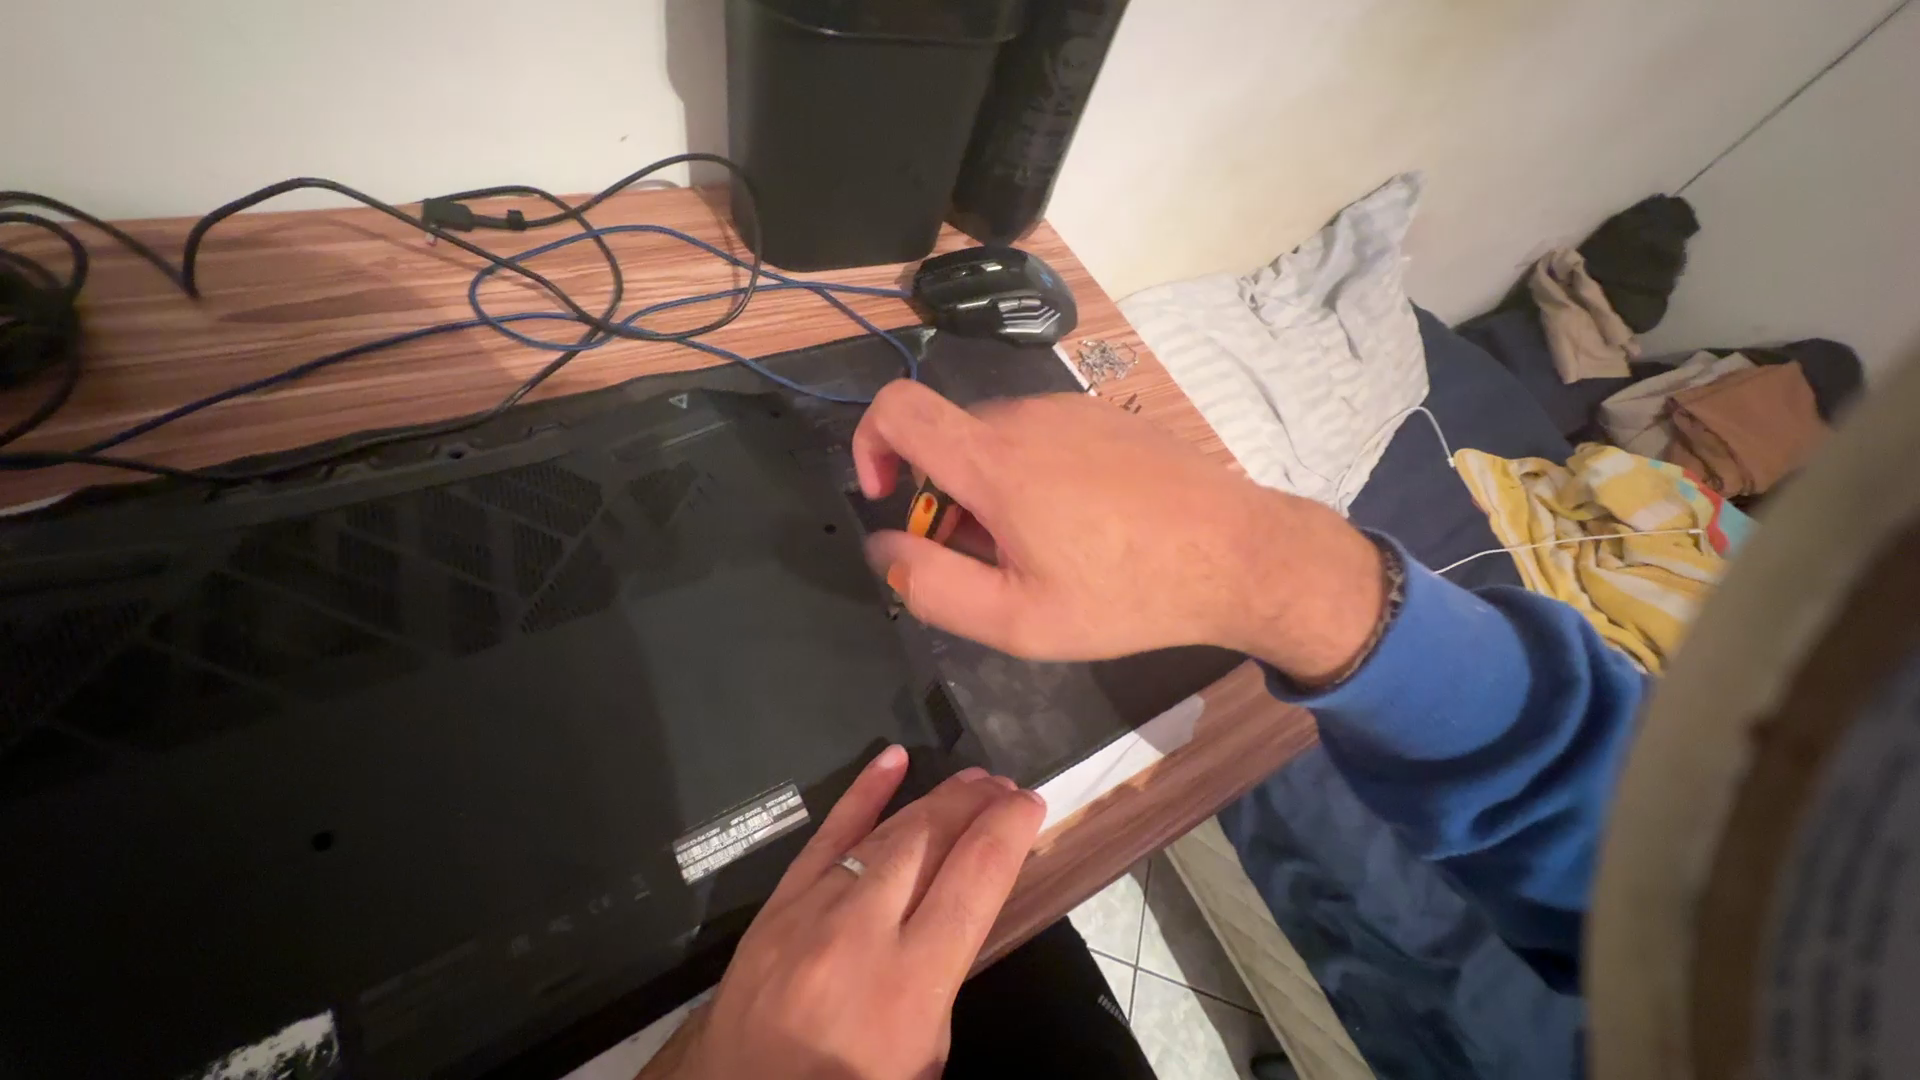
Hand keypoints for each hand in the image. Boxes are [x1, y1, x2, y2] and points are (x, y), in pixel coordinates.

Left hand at [674, 746, 1045, 1079]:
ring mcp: (816, 907)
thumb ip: (945, 976)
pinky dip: (864, 793)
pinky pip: (829, 832)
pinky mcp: (781, 899)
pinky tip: (893, 759)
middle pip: (932, 839)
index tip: (1029, 806)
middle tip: (1004, 787)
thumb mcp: (926, 1054)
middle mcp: (864, 930)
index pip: (975, 876)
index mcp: (911, 981)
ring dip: (936, 801)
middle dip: (975, 804)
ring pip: (889, 831)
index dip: (1009, 829)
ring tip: (970, 783)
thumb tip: (959, 905)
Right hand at [851, 381, 1384, 683]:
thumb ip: (930, 584)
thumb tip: (882, 546)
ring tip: (1044, 552)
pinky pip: (1040, 438)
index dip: (868, 444)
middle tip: (991, 563)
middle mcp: (1026, 416)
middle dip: (946, 500)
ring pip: (995, 443)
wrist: (1239, 554)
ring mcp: (1071, 409)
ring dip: (991, 493)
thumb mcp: (1016, 619)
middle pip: (948, 440)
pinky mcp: (1105, 416)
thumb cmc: (1124, 593)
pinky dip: (1031, 477)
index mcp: (994, 460)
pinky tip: (1082, 525)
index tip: (887, 498)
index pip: (897, 408)